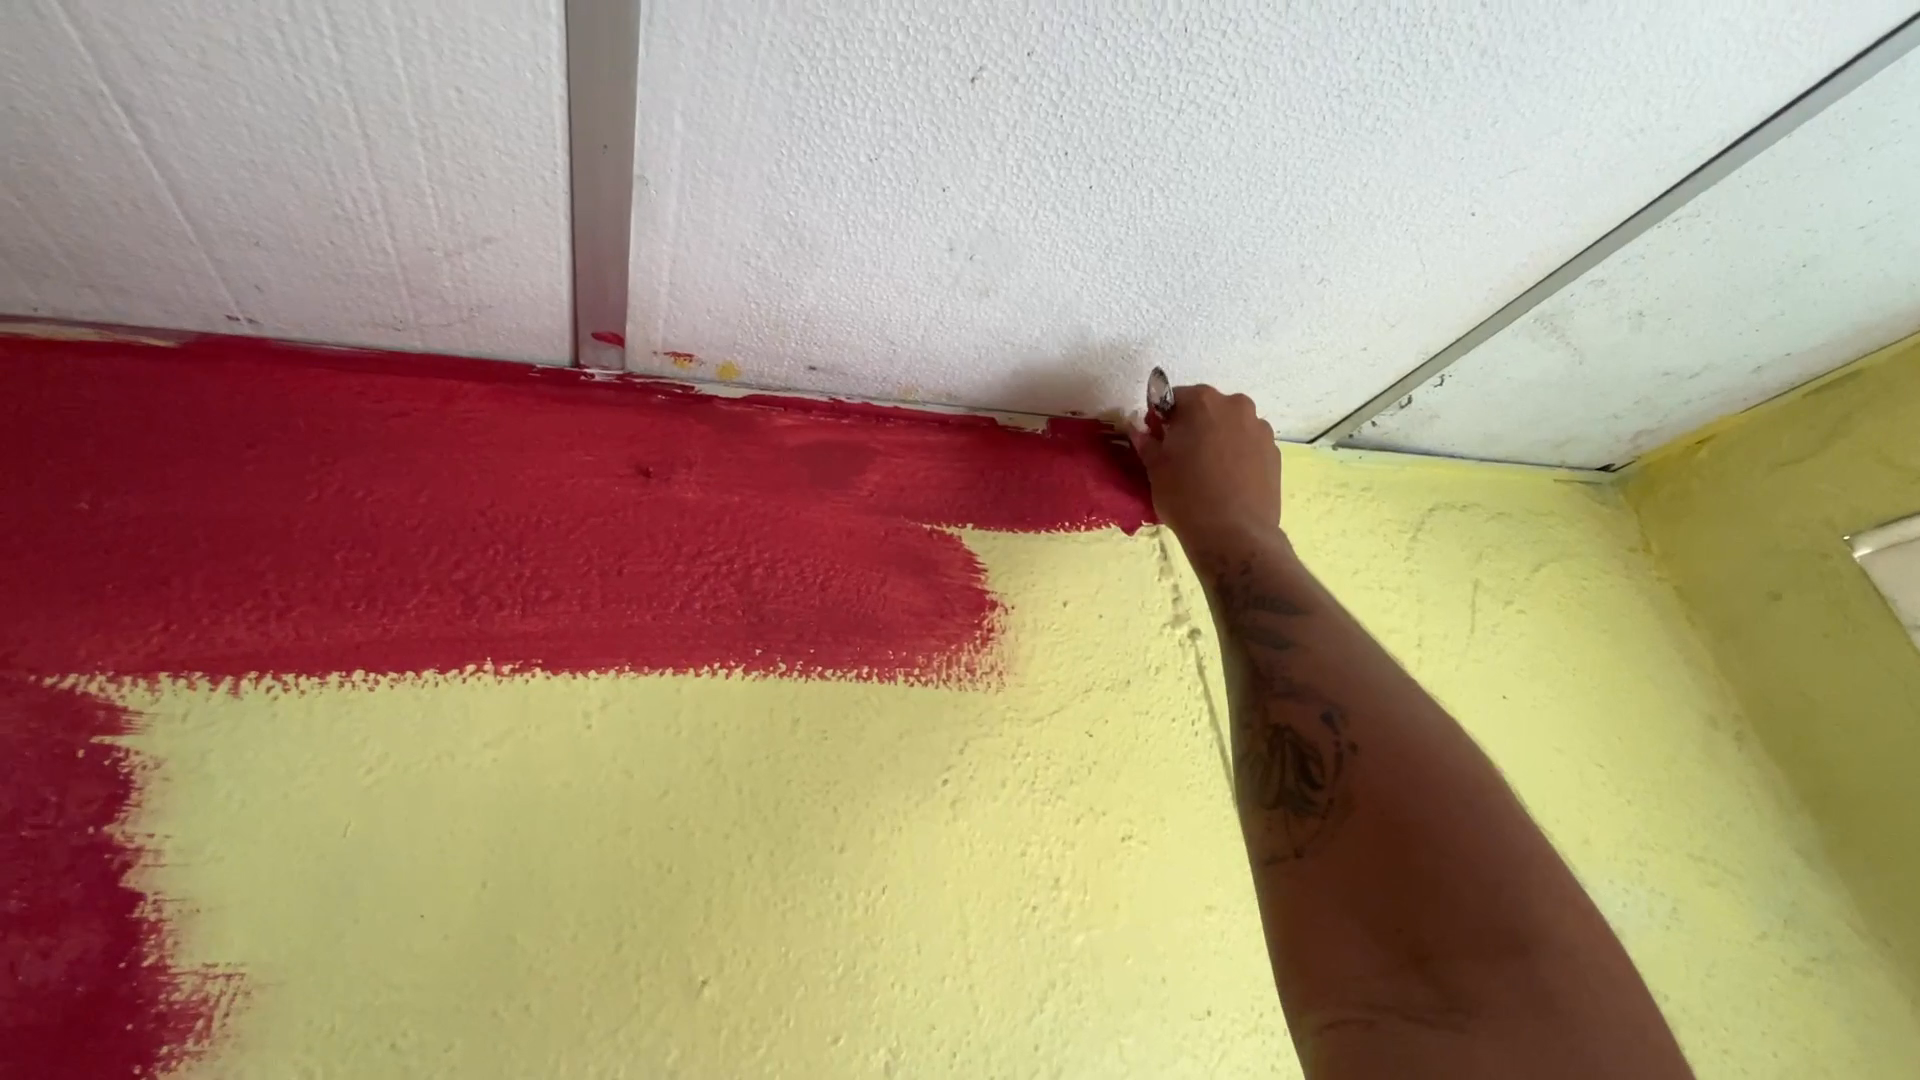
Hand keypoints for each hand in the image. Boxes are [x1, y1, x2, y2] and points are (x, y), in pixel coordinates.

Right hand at [1130, 385, 1282, 549]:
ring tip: (1208, 470)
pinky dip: (1237, 454)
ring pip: (1231, 426)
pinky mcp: (1274, 453)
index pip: (1174, 397)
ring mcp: (1260, 429)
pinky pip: (1248, 445)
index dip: (1163, 417)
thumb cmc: (1185, 495)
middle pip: (1207, 408)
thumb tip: (1138, 431)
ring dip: (1218, 438)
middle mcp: (1235, 406)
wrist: (1232, 534)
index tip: (1158, 437)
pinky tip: (1228, 481)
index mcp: (1202, 402)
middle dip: (1193, 424)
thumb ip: (1147, 443)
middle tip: (1182, 454)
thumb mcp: (1155, 469)